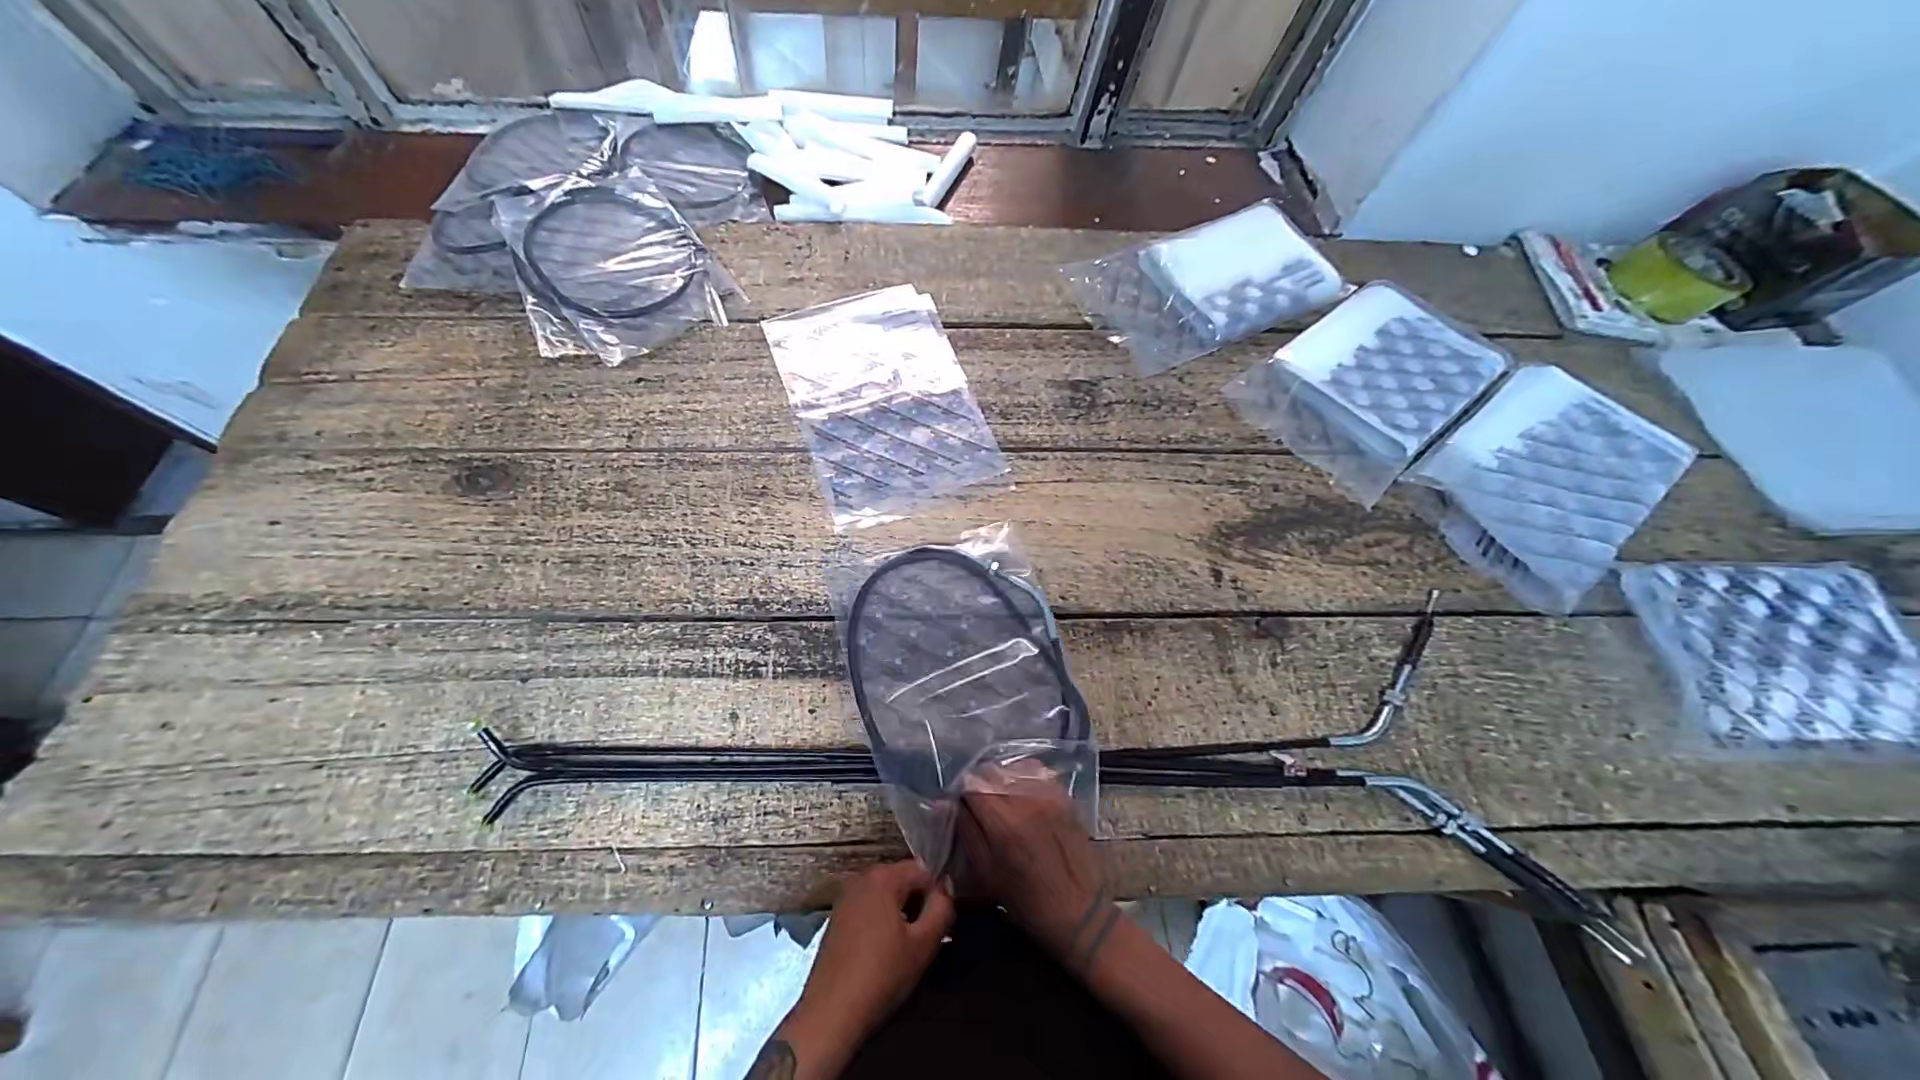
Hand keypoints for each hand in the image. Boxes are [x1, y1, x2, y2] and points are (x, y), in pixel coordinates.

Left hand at [788, 859, 954, 1046]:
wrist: (832, 1012)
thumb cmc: (882, 974)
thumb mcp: (924, 943)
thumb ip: (942, 908)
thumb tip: (945, 888)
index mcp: (883, 877)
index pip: (924, 871)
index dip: (938, 895)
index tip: (939, 924)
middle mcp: (861, 878)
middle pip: (903, 880)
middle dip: (918, 903)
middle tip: (924, 937)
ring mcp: (845, 896)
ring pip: (886, 895)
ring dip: (900, 913)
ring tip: (904, 947)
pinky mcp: (836, 917)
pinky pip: (869, 908)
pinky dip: (881, 921)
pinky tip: (882, 951)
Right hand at [955, 769, 1118, 972]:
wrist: (1078, 911)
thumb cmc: (1027, 901)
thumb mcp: (985, 873)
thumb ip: (966, 832)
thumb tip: (946, 803)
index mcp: (1003, 823)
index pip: (971, 784)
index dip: (961, 792)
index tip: (961, 803)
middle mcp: (1026, 800)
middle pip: (991, 771)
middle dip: (979, 783)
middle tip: (979, 803)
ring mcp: (1049, 795)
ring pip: (1013, 768)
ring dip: (1001, 779)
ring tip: (1001, 799)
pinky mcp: (1065, 797)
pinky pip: (1037, 773)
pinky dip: (1024, 778)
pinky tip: (1023, 796)